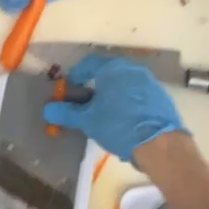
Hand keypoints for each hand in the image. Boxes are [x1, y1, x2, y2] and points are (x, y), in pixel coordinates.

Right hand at [42, 56, 187, 160]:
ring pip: (125, 83)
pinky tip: (124, 119)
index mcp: (112, 68)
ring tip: (104, 112)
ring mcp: (150, 82)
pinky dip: (128, 102)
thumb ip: (67, 113)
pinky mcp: (161, 97)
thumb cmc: (118, 125)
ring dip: (113, 93)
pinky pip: (138, 94)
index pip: (89, 63)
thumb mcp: (88, 120)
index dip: (77, 74)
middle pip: (108, 72)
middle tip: (85, 102)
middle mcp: (132, 69)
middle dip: (95, 85)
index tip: (71, 88)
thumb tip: (48, 110)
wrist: (161, 144)